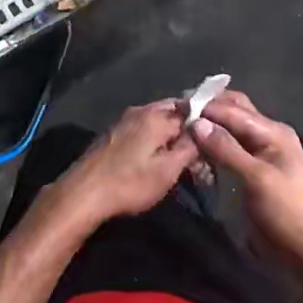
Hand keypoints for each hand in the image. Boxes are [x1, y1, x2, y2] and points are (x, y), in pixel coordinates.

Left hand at [49, 102, 199, 229]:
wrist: (85, 191)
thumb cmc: (129, 183)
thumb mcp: (167, 171)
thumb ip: (188, 148)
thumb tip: (203, 131)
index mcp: (154, 116)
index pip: (191, 111)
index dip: (206, 127)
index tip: (216, 144)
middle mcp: (139, 111)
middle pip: (173, 111)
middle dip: (190, 129)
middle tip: (203, 153)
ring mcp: (124, 120)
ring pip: (158, 120)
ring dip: (173, 134)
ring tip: (185, 159)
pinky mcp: (115, 133)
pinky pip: (144, 128)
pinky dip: (157, 138)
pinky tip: (161, 157)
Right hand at [192, 91, 302, 268]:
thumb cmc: (287, 213)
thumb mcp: (256, 179)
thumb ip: (226, 148)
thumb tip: (196, 122)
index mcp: (272, 132)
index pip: (231, 109)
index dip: (203, 107)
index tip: (174, 108)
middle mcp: (266, 135)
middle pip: (232, 112)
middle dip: (206, 110)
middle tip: (177, 115)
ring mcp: (260, 152)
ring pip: (228, 129)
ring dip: (207, 127)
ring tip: (180, 129)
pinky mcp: (252, 170)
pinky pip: (228, 147)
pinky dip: (211, 144)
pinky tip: (194, 147)